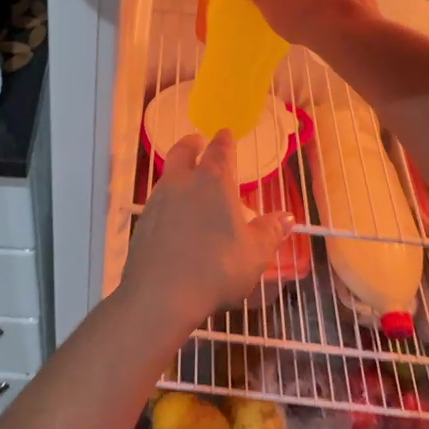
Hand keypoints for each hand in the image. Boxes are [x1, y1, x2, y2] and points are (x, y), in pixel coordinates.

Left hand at [118, 131, 292, 325]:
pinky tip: (174, 216)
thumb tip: (286, 217)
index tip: (225, 133)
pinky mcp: (142, 224)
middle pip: (182, 153)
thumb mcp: (254, 254)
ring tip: (187, 179)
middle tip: (197, 142)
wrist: (160, 295)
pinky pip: (157, 202)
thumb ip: (270, 232)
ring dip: (177, 171)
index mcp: (212, 183)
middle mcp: (181, 184)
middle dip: (191, 144)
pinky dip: (167, 200)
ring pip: (166, 176)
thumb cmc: (216, 269)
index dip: (224, 141)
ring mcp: (157, 203)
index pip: (219, 151)